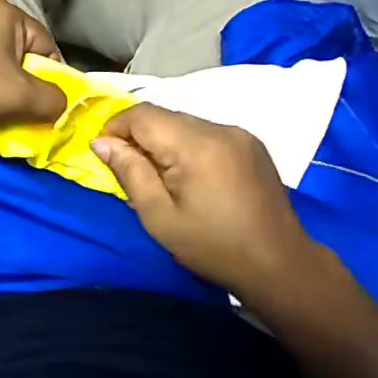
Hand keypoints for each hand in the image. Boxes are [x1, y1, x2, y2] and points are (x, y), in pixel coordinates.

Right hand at [91, 103, 319, 291]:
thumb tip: (100, 142)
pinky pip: (207, 133)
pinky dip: (187, 146)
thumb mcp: (158, 216)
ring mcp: (240, 135)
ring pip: (186, 123)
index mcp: (196, 146)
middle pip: (165, 116)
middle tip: (127, 170)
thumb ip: (129, 173)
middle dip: (138, 135)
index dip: (115, 127)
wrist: (277, 263)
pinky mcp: (251, 145)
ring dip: (163, 141)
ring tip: (158, 176)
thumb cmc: (211, 247)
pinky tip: (188, 176)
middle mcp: (220, 129)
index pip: (143, 114)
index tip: (102, 152)